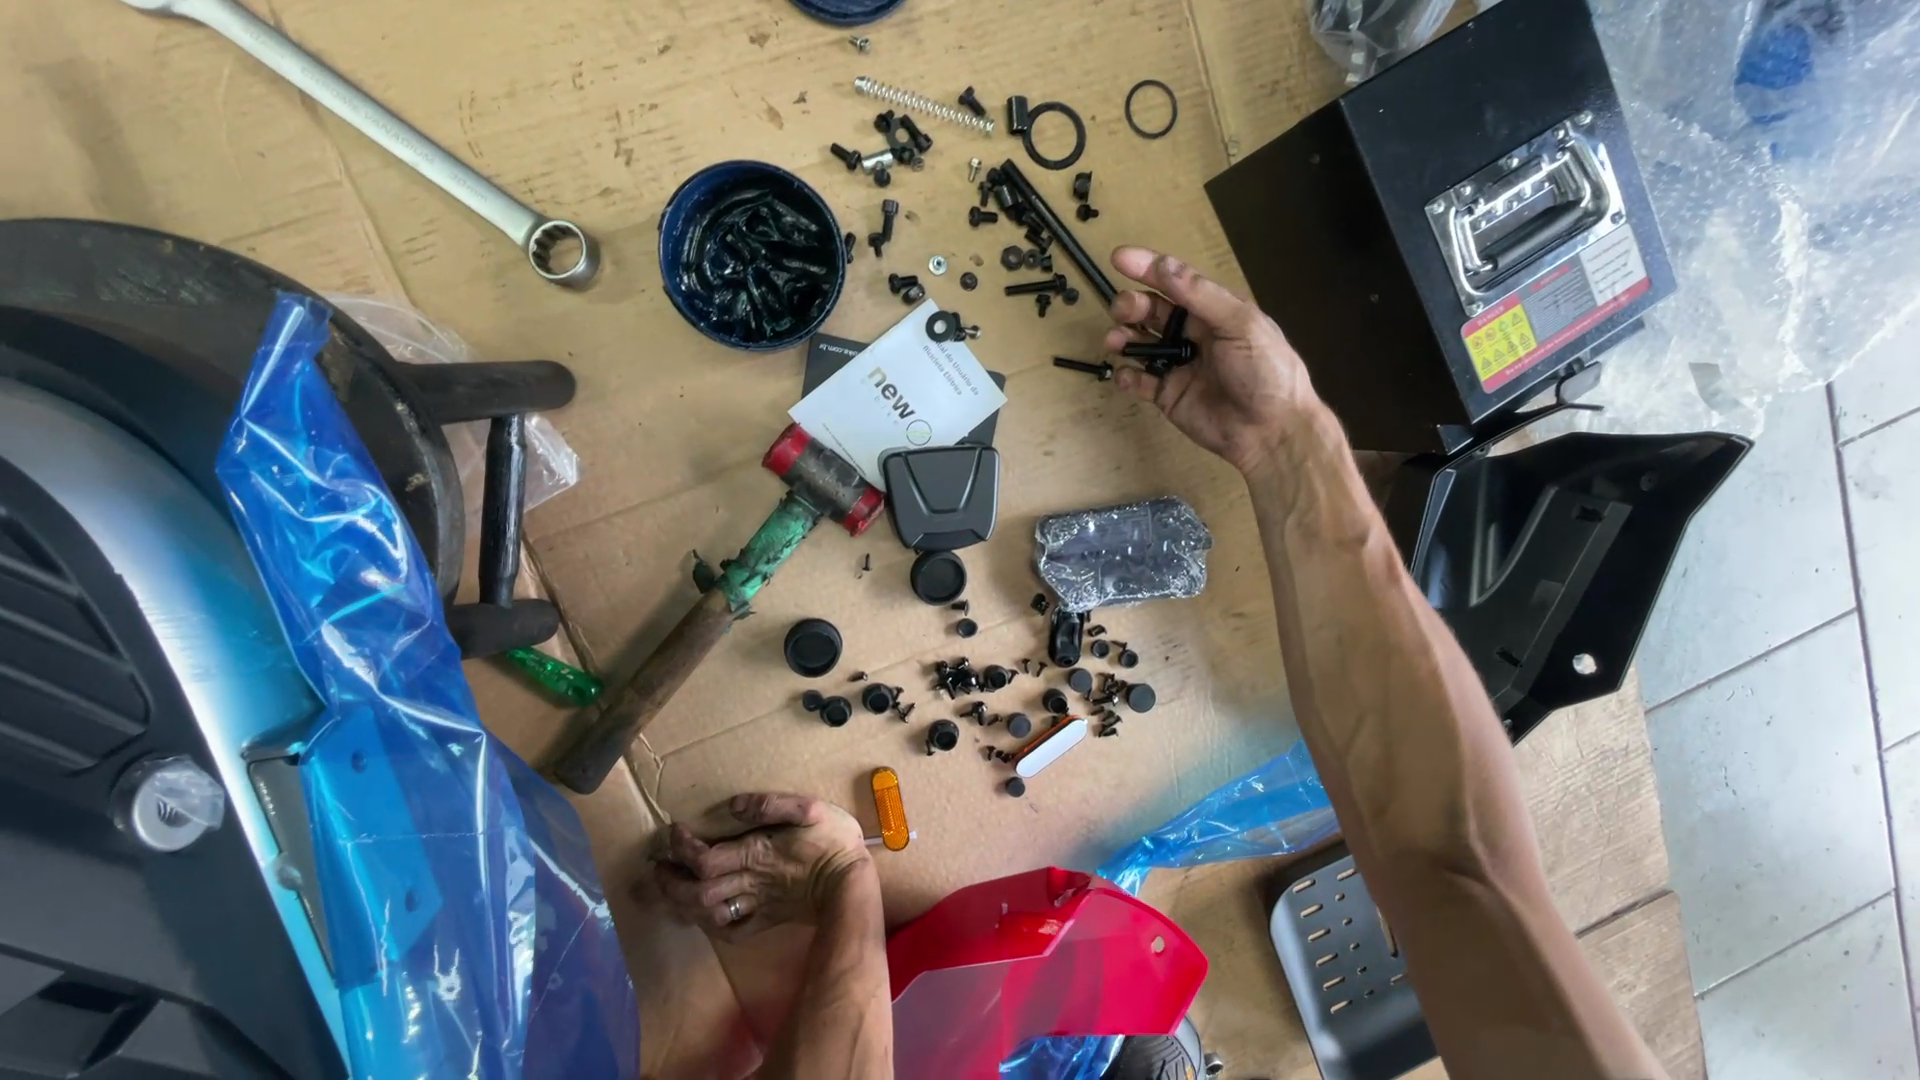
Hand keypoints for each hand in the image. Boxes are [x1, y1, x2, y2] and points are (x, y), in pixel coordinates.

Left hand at [652, 793, 872, 941]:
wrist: (851, 884)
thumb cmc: (832, 840)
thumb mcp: (808, 809)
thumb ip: (771, 804)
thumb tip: (734, 804)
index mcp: (755, 854)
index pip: (704, 859)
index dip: (682, 848)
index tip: (674, 832)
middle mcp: (749, 882)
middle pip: (697, 893)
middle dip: (671, 882)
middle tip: (659, 867)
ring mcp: (757, 905)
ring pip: (708, 914)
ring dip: (683, 903)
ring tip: (673, 888)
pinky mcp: (767, 919)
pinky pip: (732, 931)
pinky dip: (712, 925)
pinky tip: (707, 914)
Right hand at [1102, 247, 1322, 475]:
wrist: (1271, 430)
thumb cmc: (1265, 371)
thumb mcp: (1240, 324)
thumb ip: (1200, 295)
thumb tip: (1164, 266)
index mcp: (1215, 312)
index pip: (1176, 283)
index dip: (1148, 268)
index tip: (1119, 257)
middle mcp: (1194, 335)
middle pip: (1153, 312)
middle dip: (1133, 305)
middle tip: (1121, 310)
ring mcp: (1179, 366)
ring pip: (1141, 344)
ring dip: (1124, 337)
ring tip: (1115, 341)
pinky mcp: (1168, 396)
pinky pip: (1140, 382)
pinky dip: (1127, 376)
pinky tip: (1125, 375)